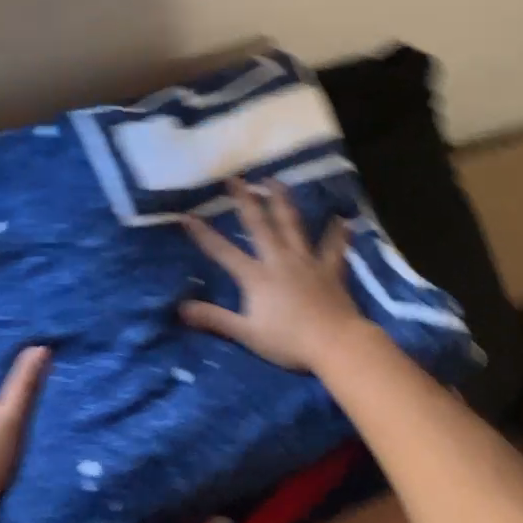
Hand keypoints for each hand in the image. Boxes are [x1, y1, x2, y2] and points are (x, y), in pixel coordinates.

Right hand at [179, 179, 370, 371]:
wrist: (335, 343)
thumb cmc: (288, 341)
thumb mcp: (246, 333)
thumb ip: (214, 318)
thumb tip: (180, 308)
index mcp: (256, 276)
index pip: (223, 251)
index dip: (203, 234)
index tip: (187, 215)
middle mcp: (279, 260)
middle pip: (259, 225)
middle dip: (245, 200)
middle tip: (235, 178)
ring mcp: (307, 261)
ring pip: (292, 225)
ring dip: (282, 202)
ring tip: (275, 181)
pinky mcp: (330, 270)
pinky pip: (334, 248)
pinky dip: (338, 233)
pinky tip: (342, 219)